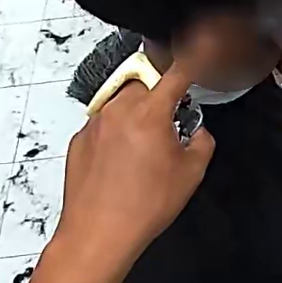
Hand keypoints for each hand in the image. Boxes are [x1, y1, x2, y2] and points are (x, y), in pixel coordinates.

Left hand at [52, 62, 215, 260]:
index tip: (199, 49)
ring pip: (123, 104)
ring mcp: (94, 125)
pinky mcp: (79, 142)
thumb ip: (202, 141)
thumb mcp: (192, 172)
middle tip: (172, 124)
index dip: (192, 59)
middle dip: (160, 97)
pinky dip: (118, 134)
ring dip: (138, 115)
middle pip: (144, 85)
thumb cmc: (145, 205)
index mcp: (149, 113)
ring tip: (147, 151)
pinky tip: (126, 164)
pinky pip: (105, 125)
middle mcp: (118, 112)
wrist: (99, 233)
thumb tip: (197, 133)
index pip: (176, 74)